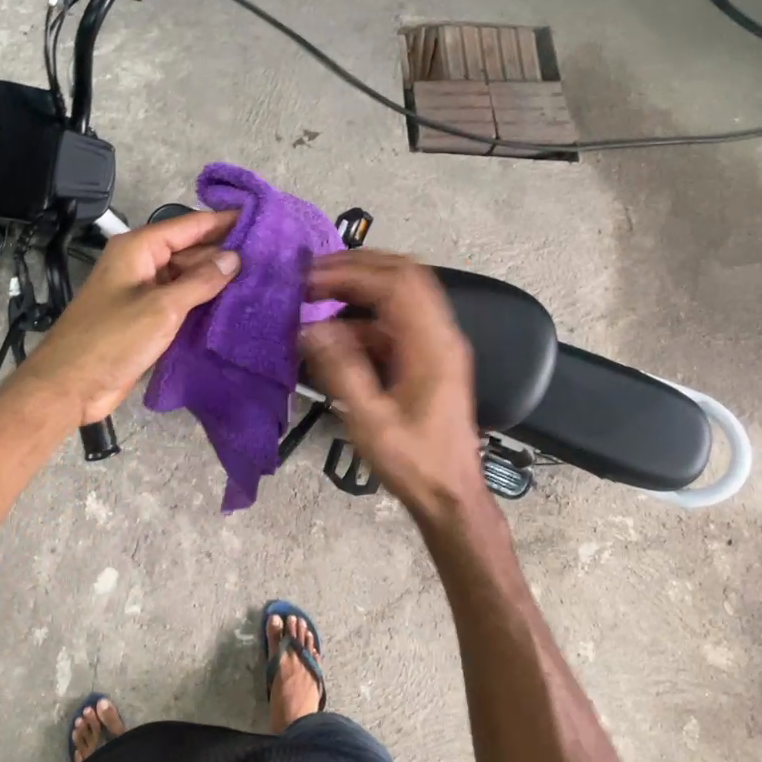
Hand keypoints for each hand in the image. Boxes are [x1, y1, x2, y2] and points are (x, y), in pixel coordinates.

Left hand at [15, 209, 240, 426]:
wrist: (70, 386)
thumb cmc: (111, 340)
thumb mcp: (161, 308)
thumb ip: (200, 282)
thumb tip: (234, 258)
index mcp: (138, 248)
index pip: (189, 225)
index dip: (223, 222)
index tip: (260, 219)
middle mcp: (141, 264)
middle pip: (190, 250)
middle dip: (225, 253)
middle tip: (271, 257)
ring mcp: (142, 292)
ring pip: (186, 277)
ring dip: (217, 280)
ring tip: (262, 280)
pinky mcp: (145, 318)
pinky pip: (180, 302)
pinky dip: (203, 303)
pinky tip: (233, 307)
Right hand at [301, 251, 486, 517]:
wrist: (450, 496)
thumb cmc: (414, 464)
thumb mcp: (371, 422)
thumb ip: (341, 371)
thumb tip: (311, 328)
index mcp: (432, 346)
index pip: (397, 284)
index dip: (352, 271)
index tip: (312, 278)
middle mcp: (440, 335)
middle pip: (404, 274)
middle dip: (357, 265)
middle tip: (313, 272)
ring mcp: (436, 344)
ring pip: (402, 291)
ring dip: (360, 283)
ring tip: (318, 290)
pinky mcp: (426, 357)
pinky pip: (395, 318)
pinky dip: (363, 311)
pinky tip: (333, 328)